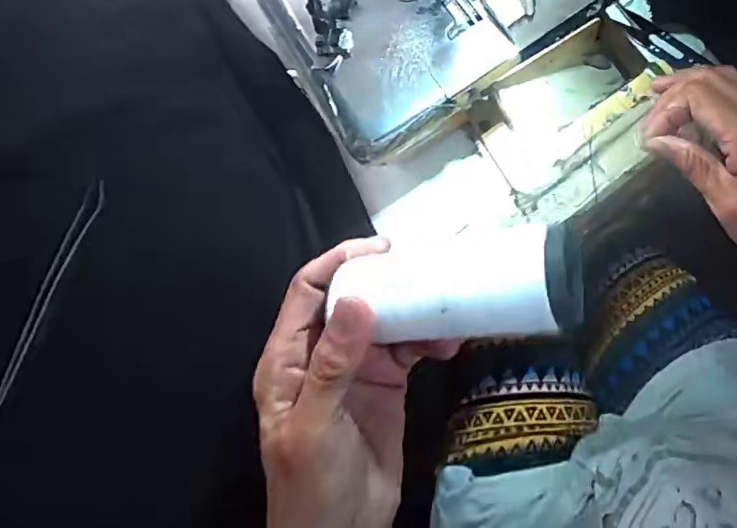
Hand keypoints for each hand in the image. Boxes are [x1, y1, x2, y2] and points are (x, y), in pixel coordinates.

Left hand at [254, 238, 460, 527]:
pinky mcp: (385, 382)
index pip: (307, 291)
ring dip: (412, 311)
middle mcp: (322, 352)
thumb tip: (357, 300)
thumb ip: (333, 364)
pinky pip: (408, 347)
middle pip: (350, 296)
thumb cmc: (310, 487)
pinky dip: (427, 339)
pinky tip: (447, 342)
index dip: (336, 262)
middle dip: (381, 279)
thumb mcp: (314, 425)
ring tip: (439, 308)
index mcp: (289, 357)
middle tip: (414, 266)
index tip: (374, 250)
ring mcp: (356, 366)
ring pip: (384, 318)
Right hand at [640, 66, 736, 299]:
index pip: (697, 95)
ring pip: (725, 78)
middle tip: (648, 116)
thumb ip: (692, 164)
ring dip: (690, 84)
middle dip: (673, 90)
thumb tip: (654, 140)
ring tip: (660, 101)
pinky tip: (693, 111)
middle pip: (709, 78)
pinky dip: (709, 91)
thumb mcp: (728, 206)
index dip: (665, 110)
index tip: (648, 141)